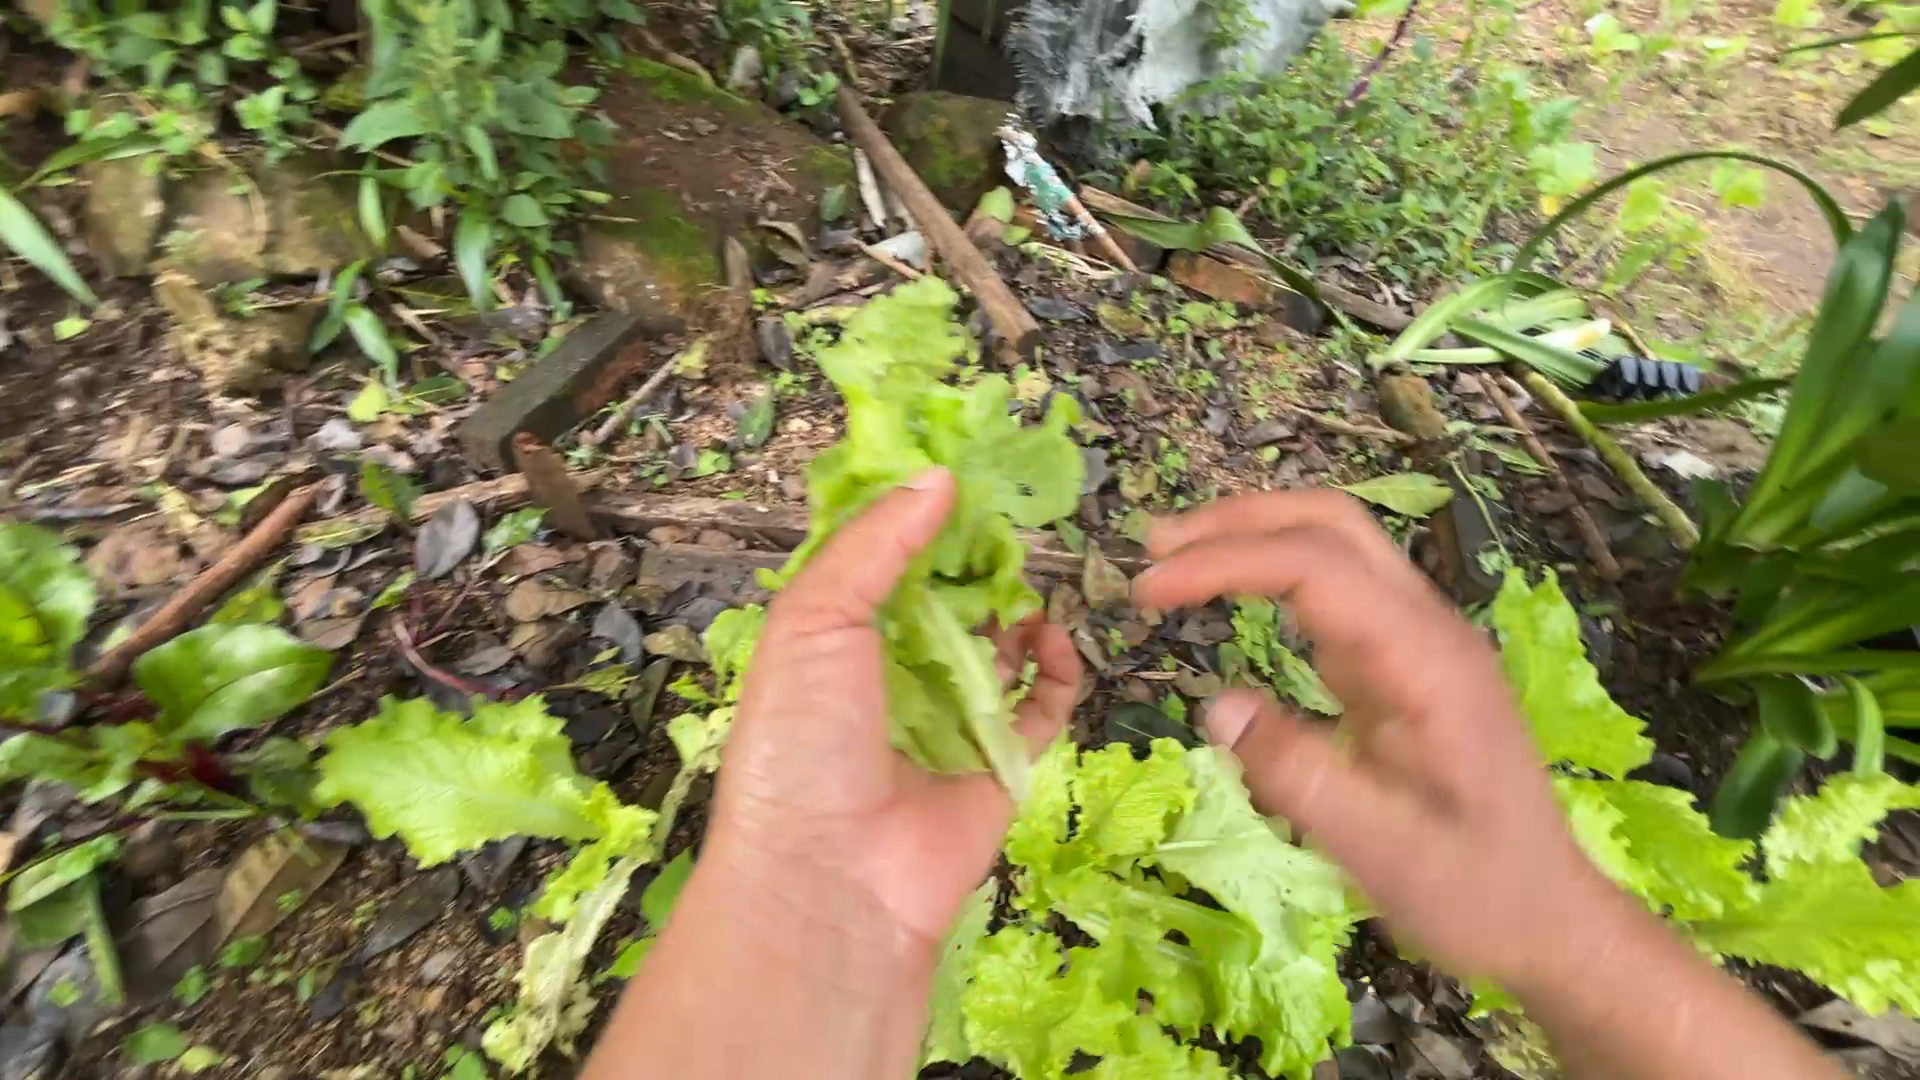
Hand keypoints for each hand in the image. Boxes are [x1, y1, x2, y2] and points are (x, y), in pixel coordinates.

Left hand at [704, 467, 1080, 944]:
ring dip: (1018, 611)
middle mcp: (900, 672)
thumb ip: (877, 542)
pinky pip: (1046, 703)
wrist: (834, 874)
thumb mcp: (817, 617)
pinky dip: (1060, 669)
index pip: (891, 564)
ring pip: (1003, 644)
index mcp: (845, 635)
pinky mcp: (1004, 758)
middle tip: (1006, 528)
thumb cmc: (808, 733)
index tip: (961, 480)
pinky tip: (1052, 642)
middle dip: (980, 563)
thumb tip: (940, 474)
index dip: (924, 523)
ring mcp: (954, 716)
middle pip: (953, 600)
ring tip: (1021, 594)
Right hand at [1133, 490, 1626, 990]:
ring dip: (1249, 531)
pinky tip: (1226, 585)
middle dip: (1235, 521)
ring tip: (1175, 553)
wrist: (1547, 914)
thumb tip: (1217, 706)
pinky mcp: (1393, 651)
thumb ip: (1298, 774)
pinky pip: (1327, 579)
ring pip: (1331, 538)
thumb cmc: (1471, 886)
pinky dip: (1265, 563)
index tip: (1150, 590)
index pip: (1315, 567)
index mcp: (1424, 658)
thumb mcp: (1382, 850)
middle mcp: (1423, 624)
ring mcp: (1411, 632)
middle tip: (1155, 547)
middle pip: (1329, 523)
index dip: (1225, 562)